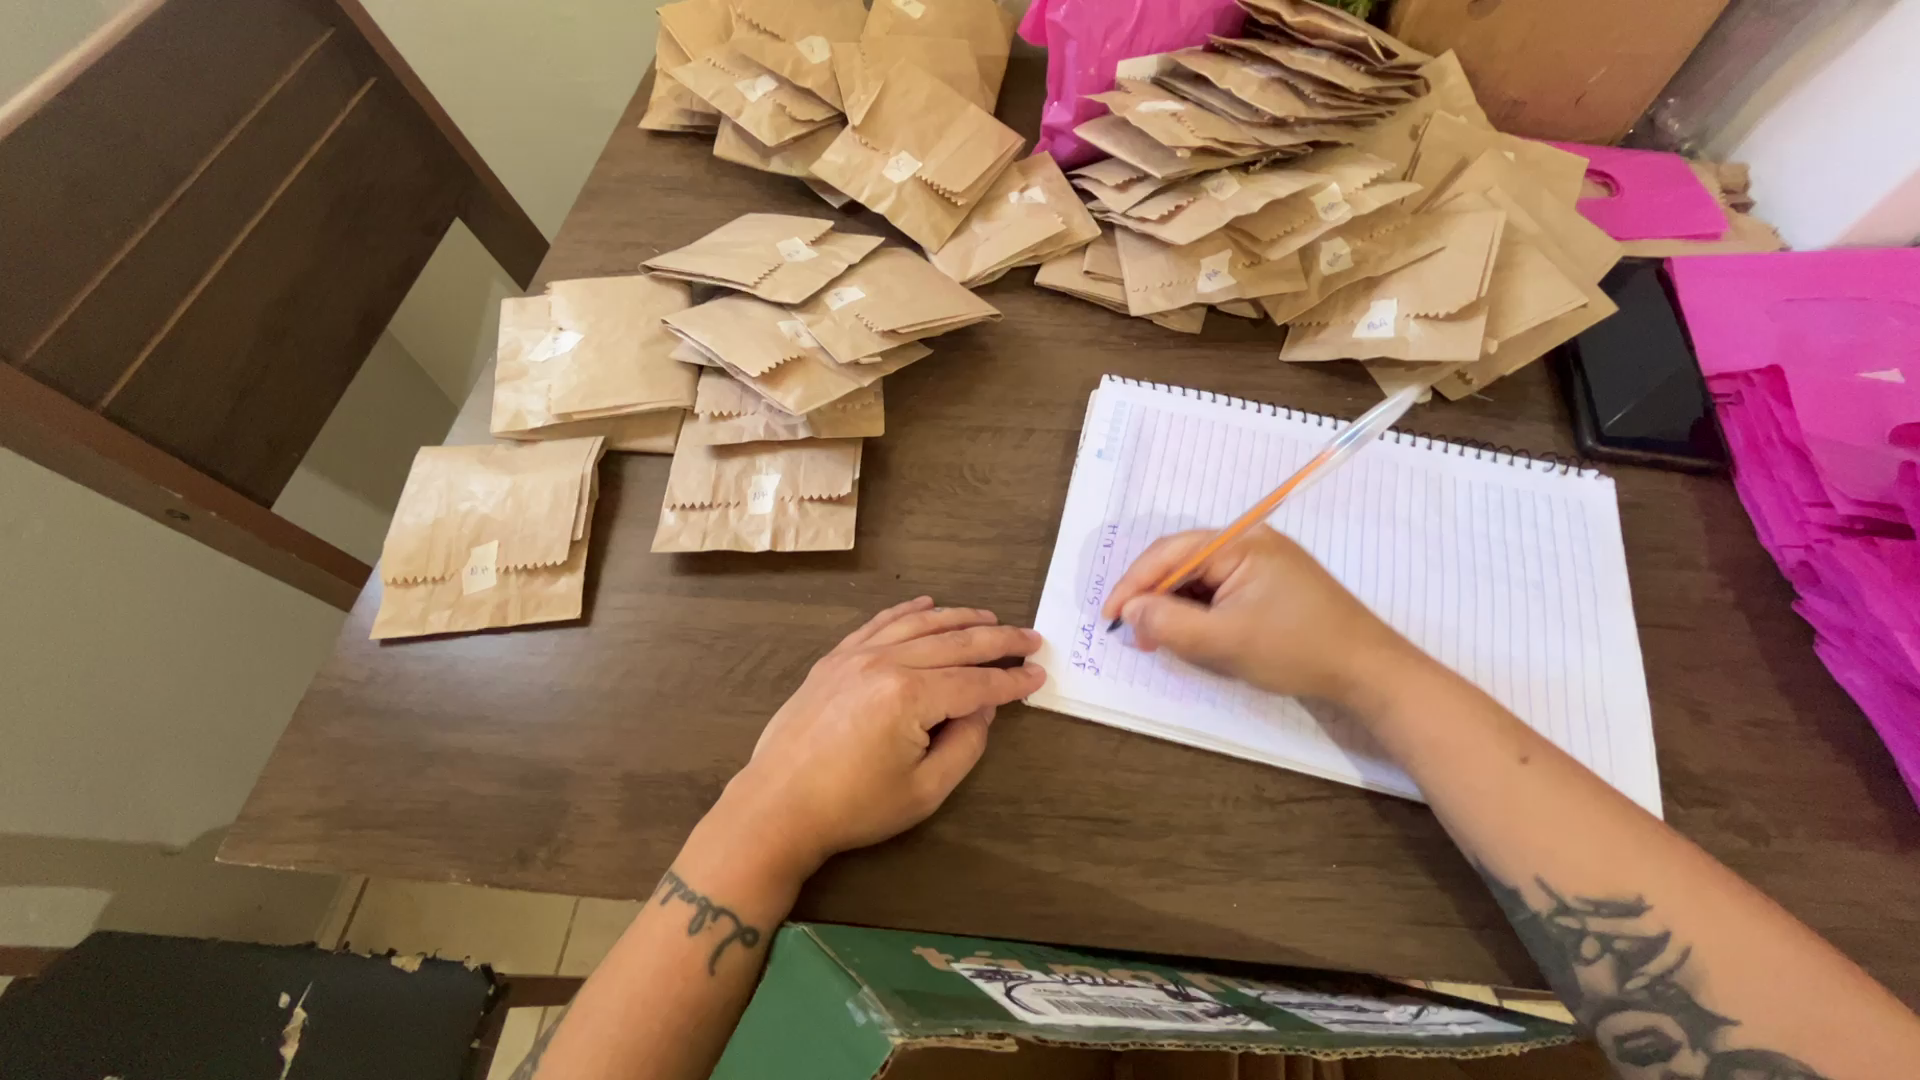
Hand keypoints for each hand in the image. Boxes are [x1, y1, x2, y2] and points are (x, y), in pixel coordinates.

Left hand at [716, 597, 1045, 876]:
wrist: (777, 807)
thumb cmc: (853, 807)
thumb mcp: (924, 790)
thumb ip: (965, 744)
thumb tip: (983, 707)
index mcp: (910, 695)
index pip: (976, 682)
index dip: (1011, 681)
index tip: (1039, 675)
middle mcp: (886, 662)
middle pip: (955, 643)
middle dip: (998, 640)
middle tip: (1030, 638)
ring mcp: (856, 655)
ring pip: (919, 624)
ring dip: (959, 618)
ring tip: (989, 618)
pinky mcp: (834, 658)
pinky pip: (879, 623)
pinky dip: (908, 611)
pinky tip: (927, 604)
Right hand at [1100, 526, 1422, 709]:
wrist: (1368, 671)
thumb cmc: (1297, 649)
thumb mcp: (1224, 640)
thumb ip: (1169, 623)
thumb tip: (1129, 610)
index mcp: (1240, 543)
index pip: (1169, 553)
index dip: (1133, 584)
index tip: (1109, 616)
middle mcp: (1249, 543)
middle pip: (1182, 562)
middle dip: (1152, 596)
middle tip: (1133, 633)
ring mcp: (1261, 563)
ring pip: (1198, 579)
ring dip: (1173, 606)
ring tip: (1158, 638)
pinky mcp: (1268, 585)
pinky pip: (1218, 591)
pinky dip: (1197, 612)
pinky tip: (1189, 634)